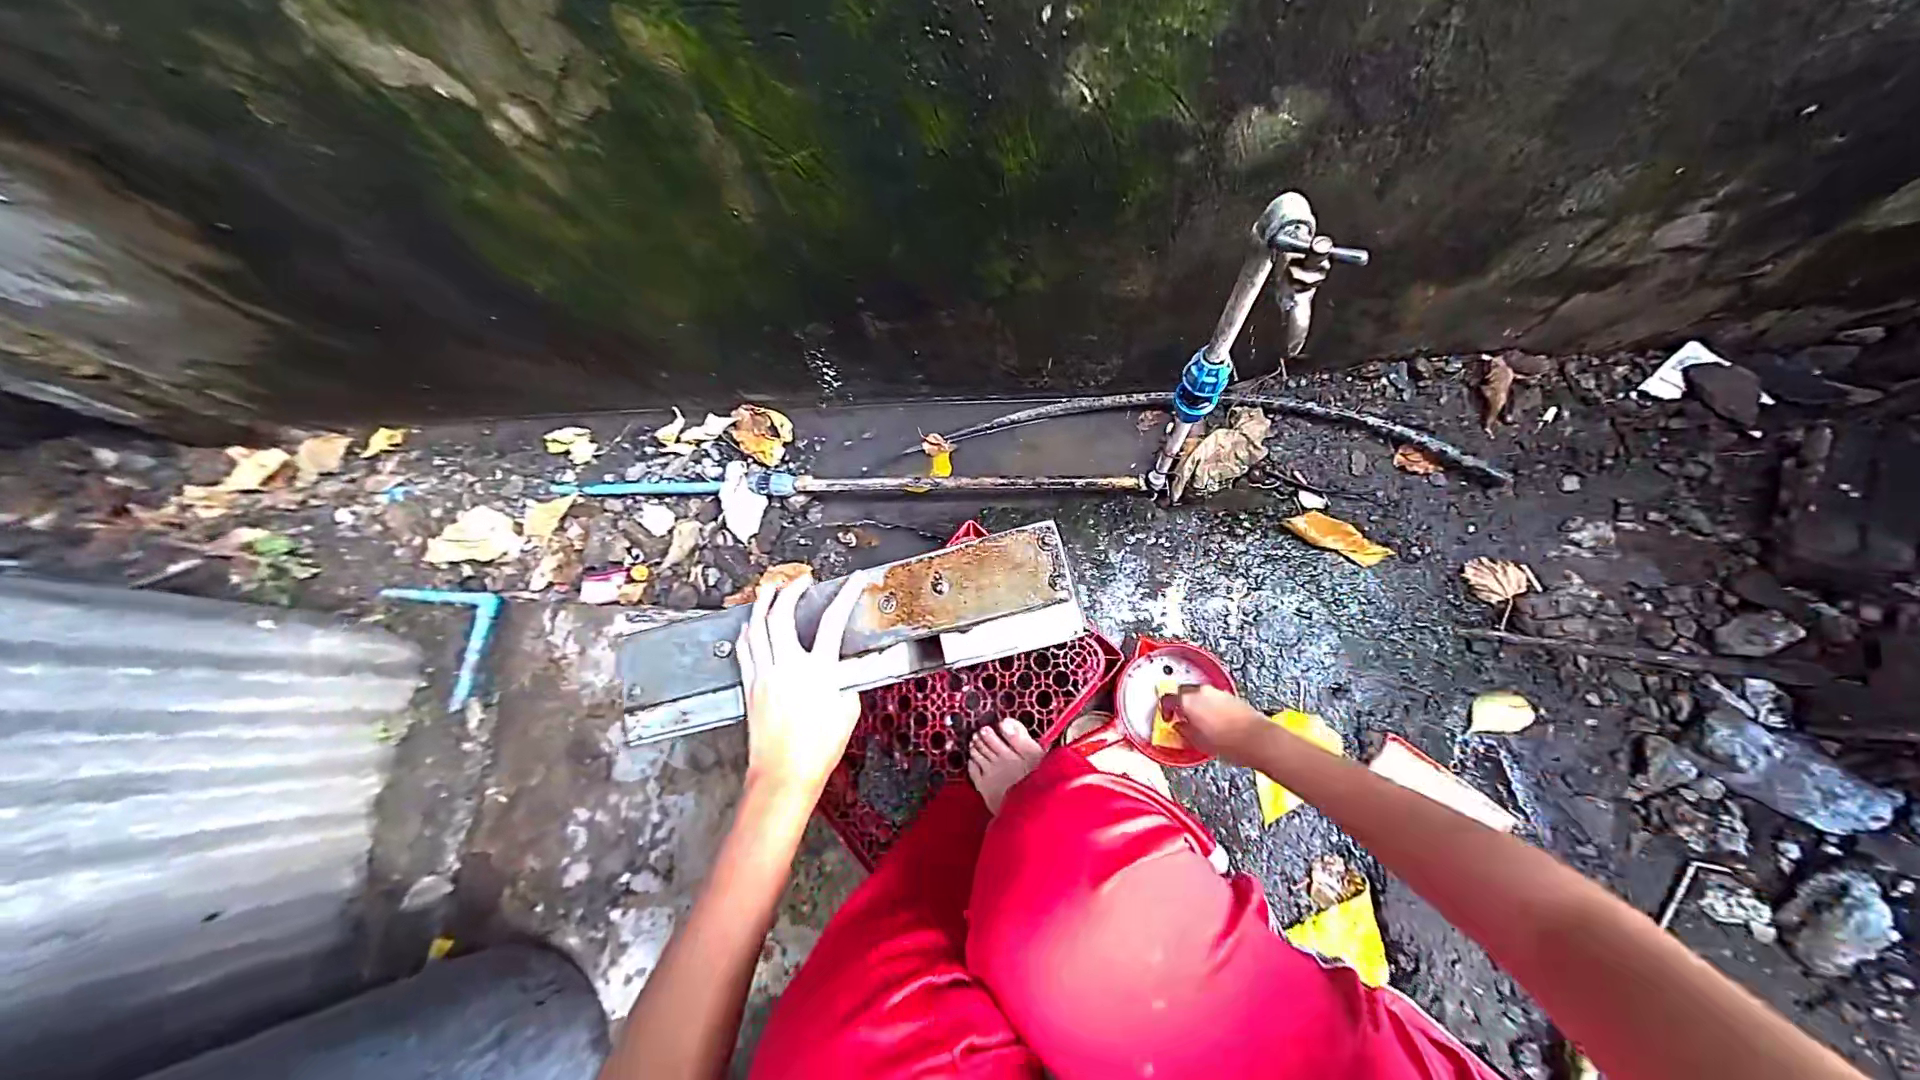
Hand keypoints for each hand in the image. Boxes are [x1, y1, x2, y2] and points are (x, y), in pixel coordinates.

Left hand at [735, 570, 870, 801]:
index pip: (833, 622)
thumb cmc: (817, 750)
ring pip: (757, 627)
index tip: (853, 582)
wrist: (784, 774)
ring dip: (763, 603)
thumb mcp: (848, 710)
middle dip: (791, 589)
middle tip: (800, 580)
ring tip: (769, 590)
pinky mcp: (750, 687)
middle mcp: (788, 667)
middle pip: (782, 615)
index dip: (845, 596)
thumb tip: (840, 672)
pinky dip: (747, 631)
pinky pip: (744, 650)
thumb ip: (845, 683)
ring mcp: (765, 675)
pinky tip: (749, 625)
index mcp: (818, 671)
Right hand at [1162, 684, 1270, 765]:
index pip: (1168, 699)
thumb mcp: (1197, 742)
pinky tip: (1215, 722)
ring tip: (1199, 723)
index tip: (1167, 717)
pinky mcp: (1232, 697)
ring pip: (1200, 694)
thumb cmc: (1231, 742)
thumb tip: (1179, 728)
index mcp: (1188, 701)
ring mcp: (1218, 693)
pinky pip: (1214, 698)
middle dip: (1180, 704)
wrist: (1259, 741)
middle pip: (1183, 692)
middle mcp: (1202, 692)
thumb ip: (1183, 731)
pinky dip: (1210, 706)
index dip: (1164, 709)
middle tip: (1180, 718)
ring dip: (1196, 705)